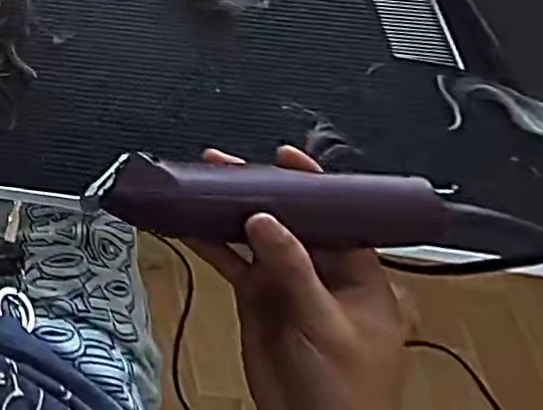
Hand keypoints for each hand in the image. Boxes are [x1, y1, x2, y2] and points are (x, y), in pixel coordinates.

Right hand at [185, 146, 409, 409]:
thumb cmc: (347, 391)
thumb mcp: (326, 323)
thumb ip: (295, 268)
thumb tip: (263, 218)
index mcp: (357, 277)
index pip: (338, 219)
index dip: (314, 186)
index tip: (287, 157)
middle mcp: (319, 270)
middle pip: (286, 217)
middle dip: (257, 189)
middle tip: (225, 164)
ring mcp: (284, 279)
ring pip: (252, 231)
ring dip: (225, 208)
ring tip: (199, 181)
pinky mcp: (256, 291)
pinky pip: (227, 255)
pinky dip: (204, 237)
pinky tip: (184, 222)